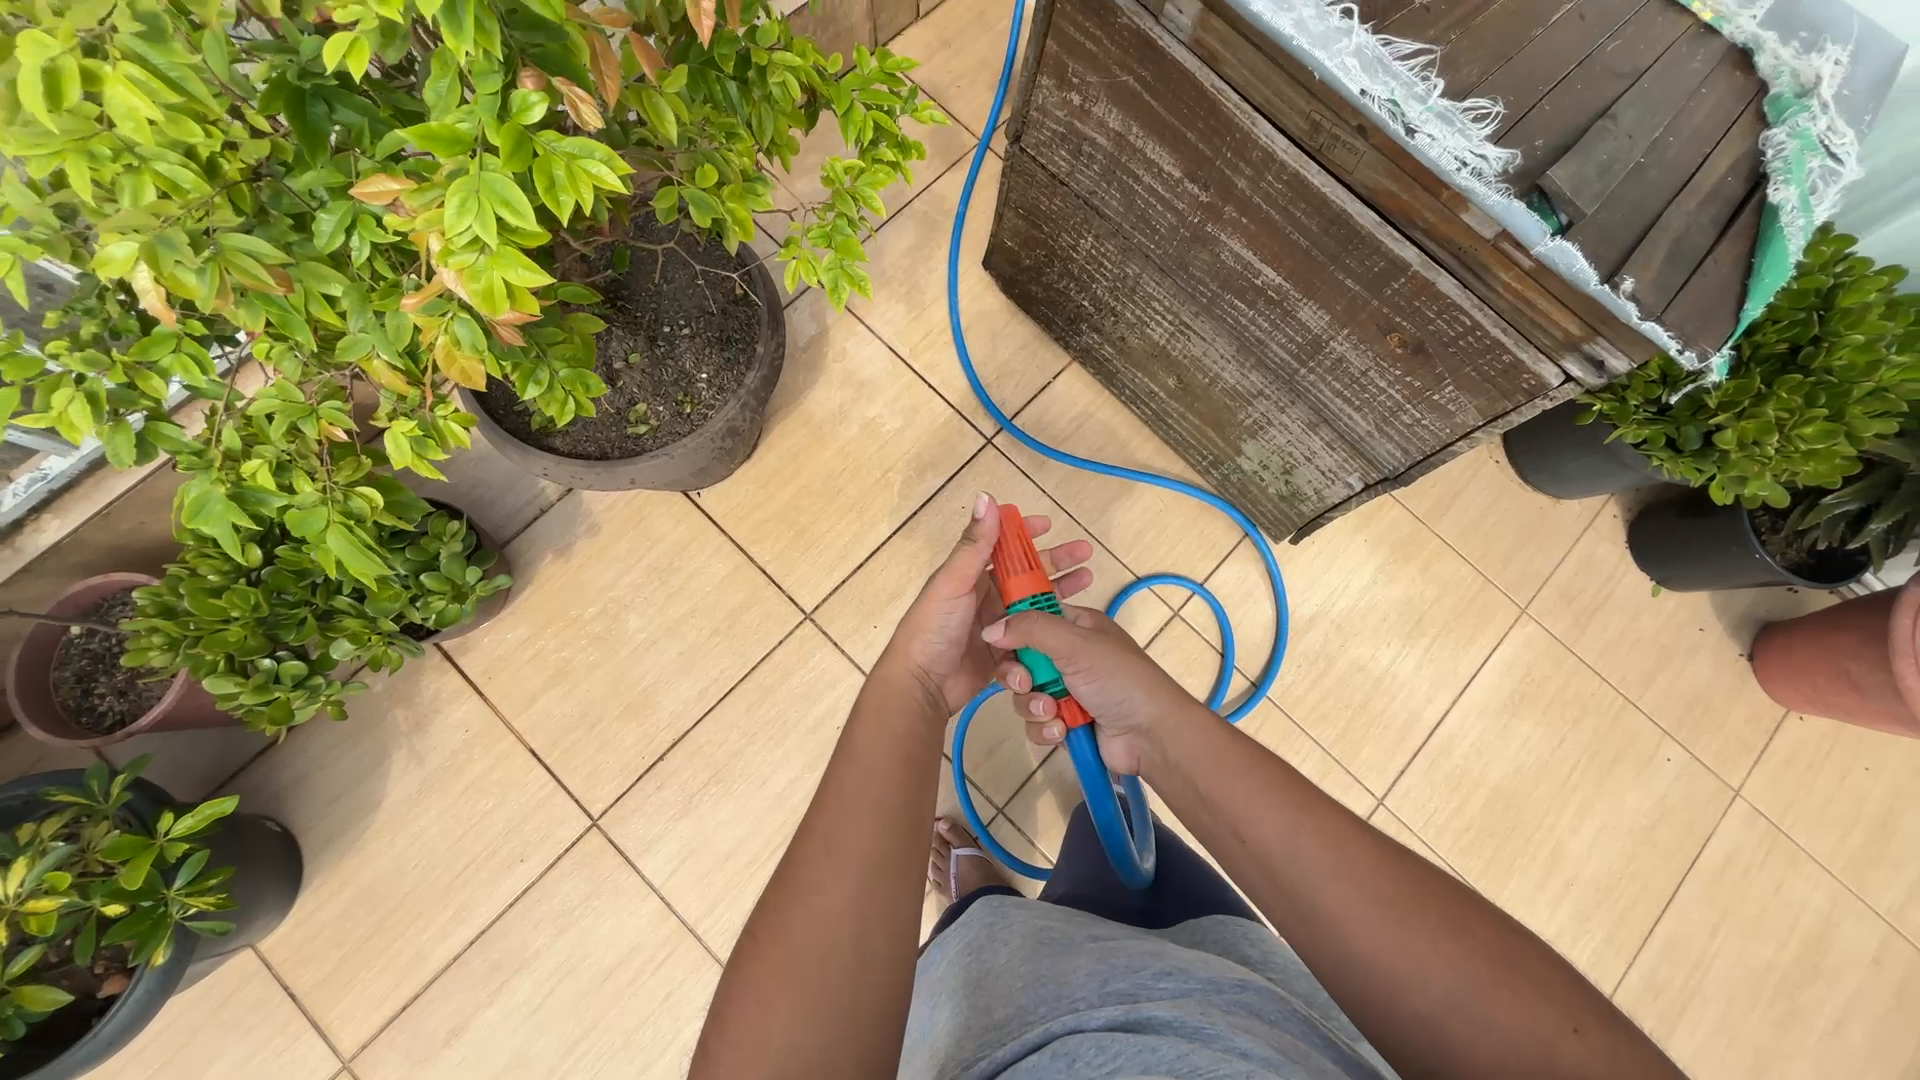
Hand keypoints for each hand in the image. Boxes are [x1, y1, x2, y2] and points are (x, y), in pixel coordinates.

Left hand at [878, 492, 1093, 716]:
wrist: (923, 685)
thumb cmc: (933, 628)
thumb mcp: (953, 582)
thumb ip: (974, 544)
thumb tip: (987, 497)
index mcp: (970, 576)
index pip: (1002, 548)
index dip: (1024, 534)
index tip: (1049, 525)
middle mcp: (984, 597)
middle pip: (1026, 575)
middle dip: (1056, 563)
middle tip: (1085, 555)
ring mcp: (996, 626)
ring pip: (1035, 605)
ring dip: (1060, 593)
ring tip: (1087, 583)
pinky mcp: (1004, 653)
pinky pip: (1031, 638)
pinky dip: (1048, 632)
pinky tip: (1069, 626)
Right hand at [984, 605, 1200, 775]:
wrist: (1151, 735)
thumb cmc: (1118, 678)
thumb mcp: (1076, 643)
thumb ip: (1031, 630)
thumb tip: (989, 629)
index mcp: (1075, 626)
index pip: (1030, 619)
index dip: (1012, 630)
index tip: (998, 643)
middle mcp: (1068, 656)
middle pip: (1020, 660)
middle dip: (1018, 676)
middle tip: (1025, 683)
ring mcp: (1066, 690)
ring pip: (1024, 695)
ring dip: (1034, 706)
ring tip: (1054, 712)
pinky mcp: (1065, 721)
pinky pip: (1036, 722)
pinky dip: (1045, 728)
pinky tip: (1063, 731)